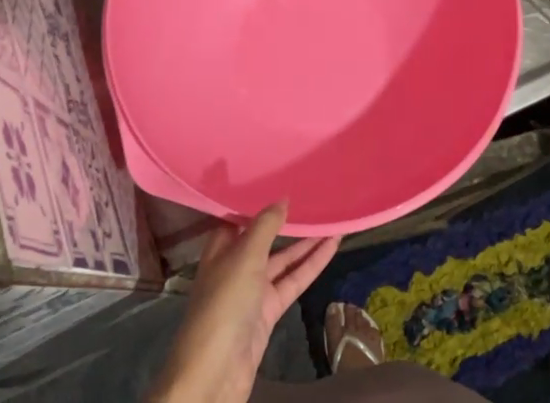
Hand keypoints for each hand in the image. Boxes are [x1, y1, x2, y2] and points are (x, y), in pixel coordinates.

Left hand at [149, 203, 340, 402]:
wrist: (216, 371)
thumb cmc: (224, 304)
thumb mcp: (244, 258)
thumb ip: (265, 227)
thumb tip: (283, 198)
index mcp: (220, 248)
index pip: (239, 217)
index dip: (258, 200)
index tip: (280, 177)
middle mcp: (235, 265)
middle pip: (264, 237)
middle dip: (287, 220)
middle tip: (313, 195)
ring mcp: (253, 290)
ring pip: (283, 259)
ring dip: (306, 242)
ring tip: (333, 218)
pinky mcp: (269, 311)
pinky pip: (293, 281)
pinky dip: (311, 265)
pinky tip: (331, 247)